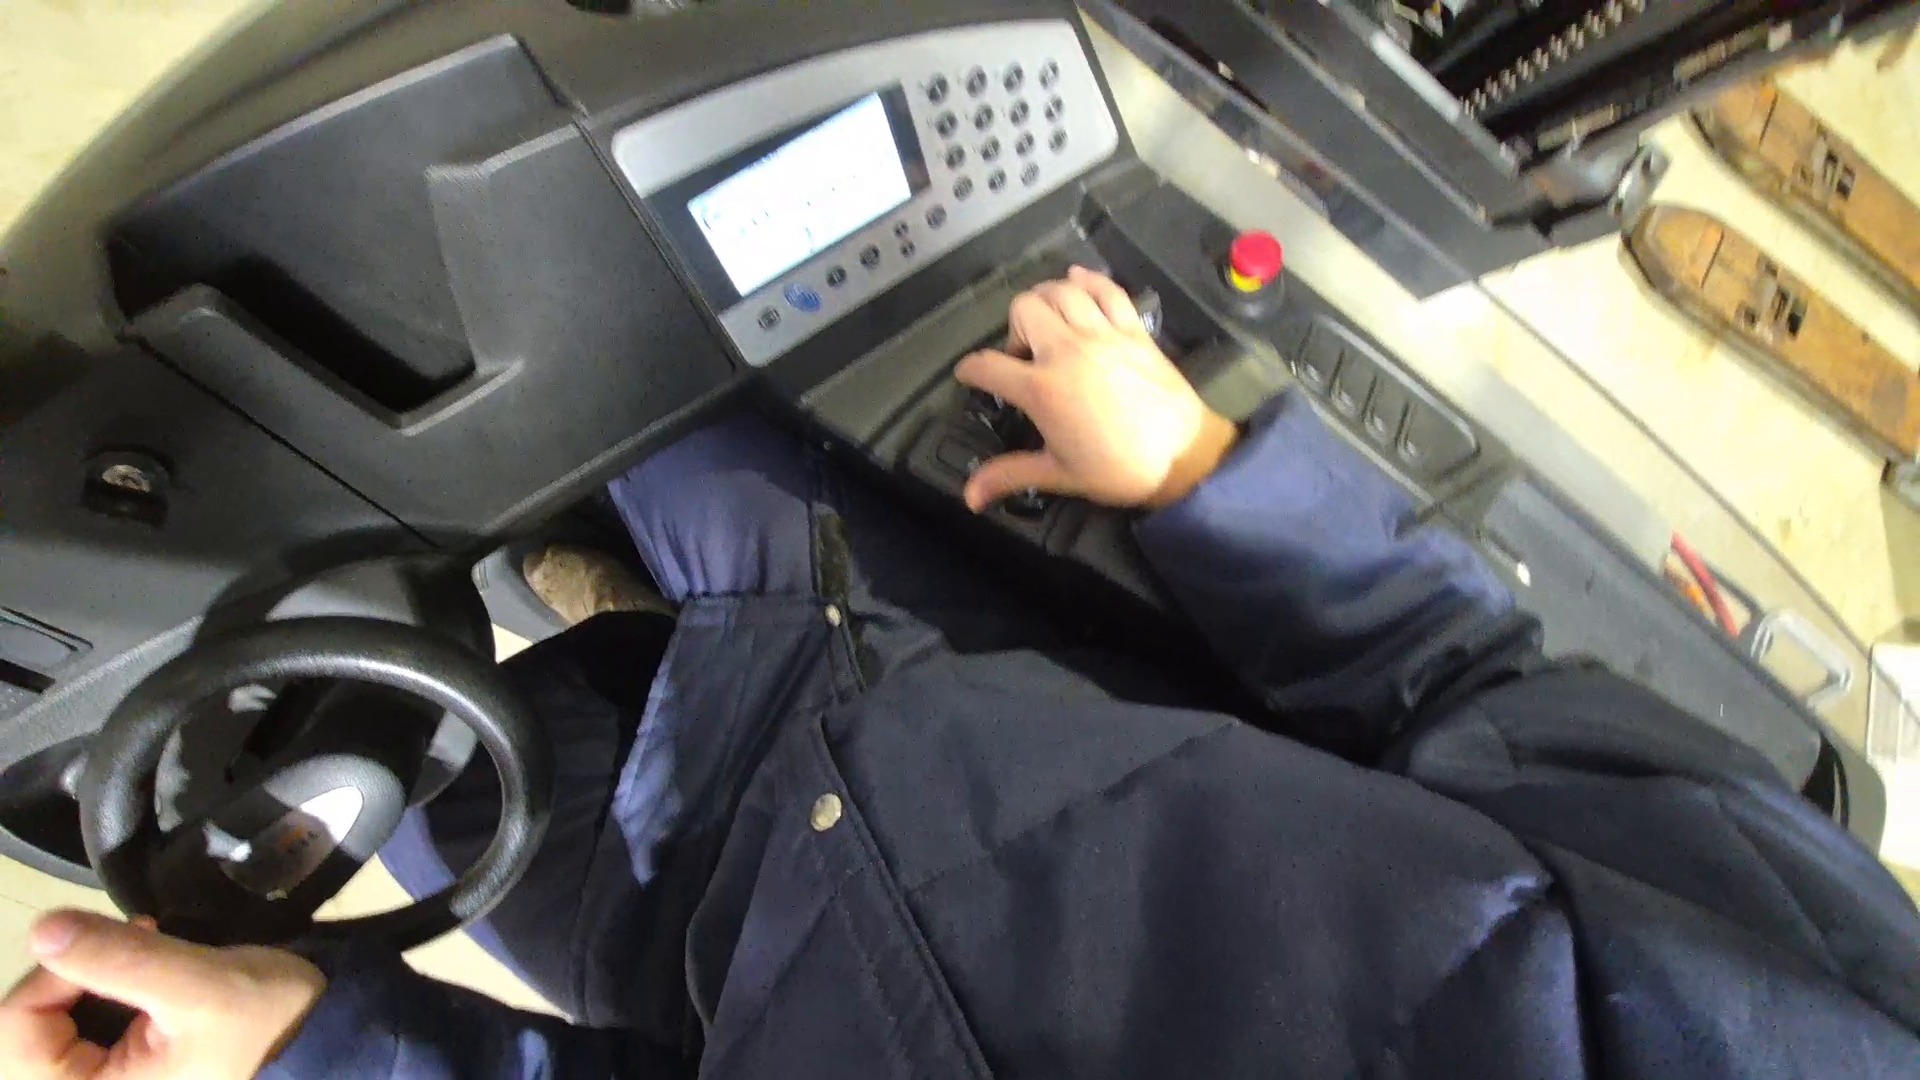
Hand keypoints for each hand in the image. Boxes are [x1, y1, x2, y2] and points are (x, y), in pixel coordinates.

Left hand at [1, 910, 324, 1079]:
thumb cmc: (262, 1013)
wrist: (318, 1018)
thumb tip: (45, 926)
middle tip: (142, 934)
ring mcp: (93, 1077)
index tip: (133, 931)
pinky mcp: (111, 1063)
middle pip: (25, 1028)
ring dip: (92, 978)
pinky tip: (147, 972)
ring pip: (48, 1022)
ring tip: (149, 950)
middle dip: (77, 974)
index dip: (56, 973)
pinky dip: (104, 990)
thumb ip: (125, 960)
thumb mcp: (202, 984)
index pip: (14, 1031)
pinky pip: (75, 1026)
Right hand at [954, 266, 1237, 511]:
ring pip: (1061, 290)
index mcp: (1042, 389)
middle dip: (1014, 329)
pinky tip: (1077, 282)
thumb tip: (970, 498)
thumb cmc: (1117, 470)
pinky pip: (1106, 289)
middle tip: (1023, 356)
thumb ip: (1008, 476)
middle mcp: (1067, 351)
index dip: (970, 369)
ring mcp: (1102, 335)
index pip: (989, 366)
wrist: (1183, 456)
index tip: (968, 375)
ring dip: (1046, 301)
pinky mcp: (1132, 329)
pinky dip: (1088, 281)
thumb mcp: (1057, 474)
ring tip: (1047, 324)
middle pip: (1024, 309)